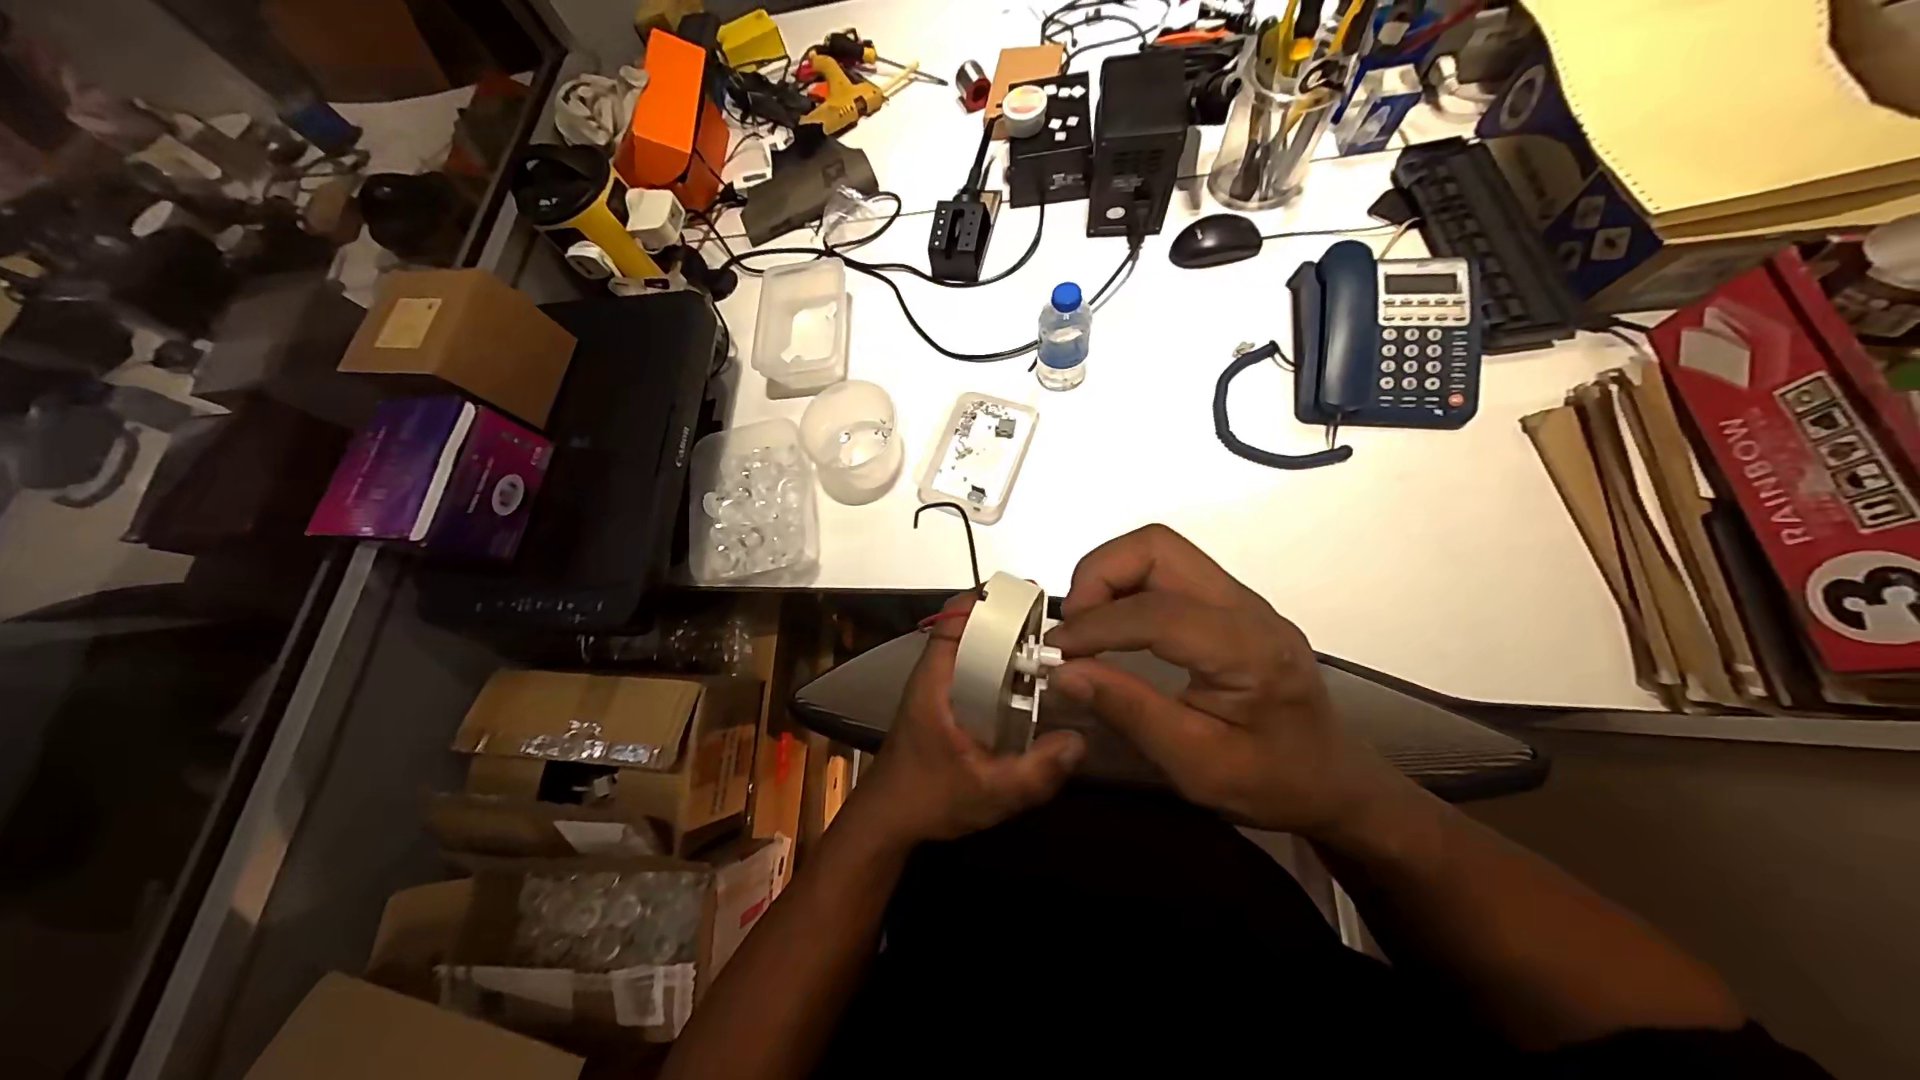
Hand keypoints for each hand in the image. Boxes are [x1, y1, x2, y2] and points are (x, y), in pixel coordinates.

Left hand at [841, 594, 1085, 851]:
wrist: (887, 822)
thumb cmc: (927, 801)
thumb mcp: (988, 793)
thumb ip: (1035, 772)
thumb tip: (1078, 742)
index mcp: (935, 681)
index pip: (955, 619)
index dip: (990, 601)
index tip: (1030, 599)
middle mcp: (933, 675)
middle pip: (968, 627)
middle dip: (1008, 621)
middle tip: (1052, 629)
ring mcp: (936, 688)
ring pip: (971, 648)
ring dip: (1004, 643)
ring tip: (1048, 650)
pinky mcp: (942, 703)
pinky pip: (972, 669)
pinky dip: (997, 665)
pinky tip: (1027, 684)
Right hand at [1045, 524, 1405, 837]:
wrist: (1334, 780)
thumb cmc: (1275, 783)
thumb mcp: (1198, 766)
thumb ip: (1131, 711)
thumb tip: (1066, 672)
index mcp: (1249, 650)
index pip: (1157, 612)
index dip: (1096, 625)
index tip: (1055, 653)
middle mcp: (1247, 608)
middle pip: (1158, 547)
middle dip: (1099, 575)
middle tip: (1073, 628)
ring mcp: (1240, 599)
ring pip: (1159, 549)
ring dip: (1109, 576)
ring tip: (1086, 627)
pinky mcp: (1228, 604)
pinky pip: (1166, 570)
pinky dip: (1125, 586)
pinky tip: (1112, 626)